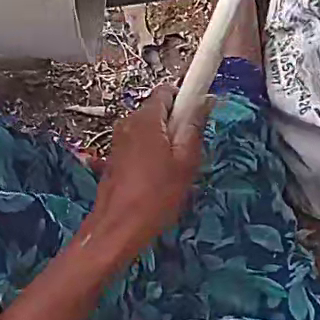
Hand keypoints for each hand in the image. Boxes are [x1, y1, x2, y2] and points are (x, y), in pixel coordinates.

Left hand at [86, 86, 205, 254]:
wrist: (117, 228)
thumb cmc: (156, 196)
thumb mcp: (186, 162)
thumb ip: (195, 127)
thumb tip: (205, 99)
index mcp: (146, 119)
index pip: (167, 90)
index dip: (186, 99)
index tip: (198, 118)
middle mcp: (128, 122)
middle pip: (158, 110)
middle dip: (177, 124)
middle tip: (189, 151)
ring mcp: (118, 139)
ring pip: (149, 129)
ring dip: (164, 141)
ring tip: (174, 170)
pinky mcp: (114, 157)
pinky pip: (138, 144)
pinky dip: (150, 153)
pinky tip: (157, 179)